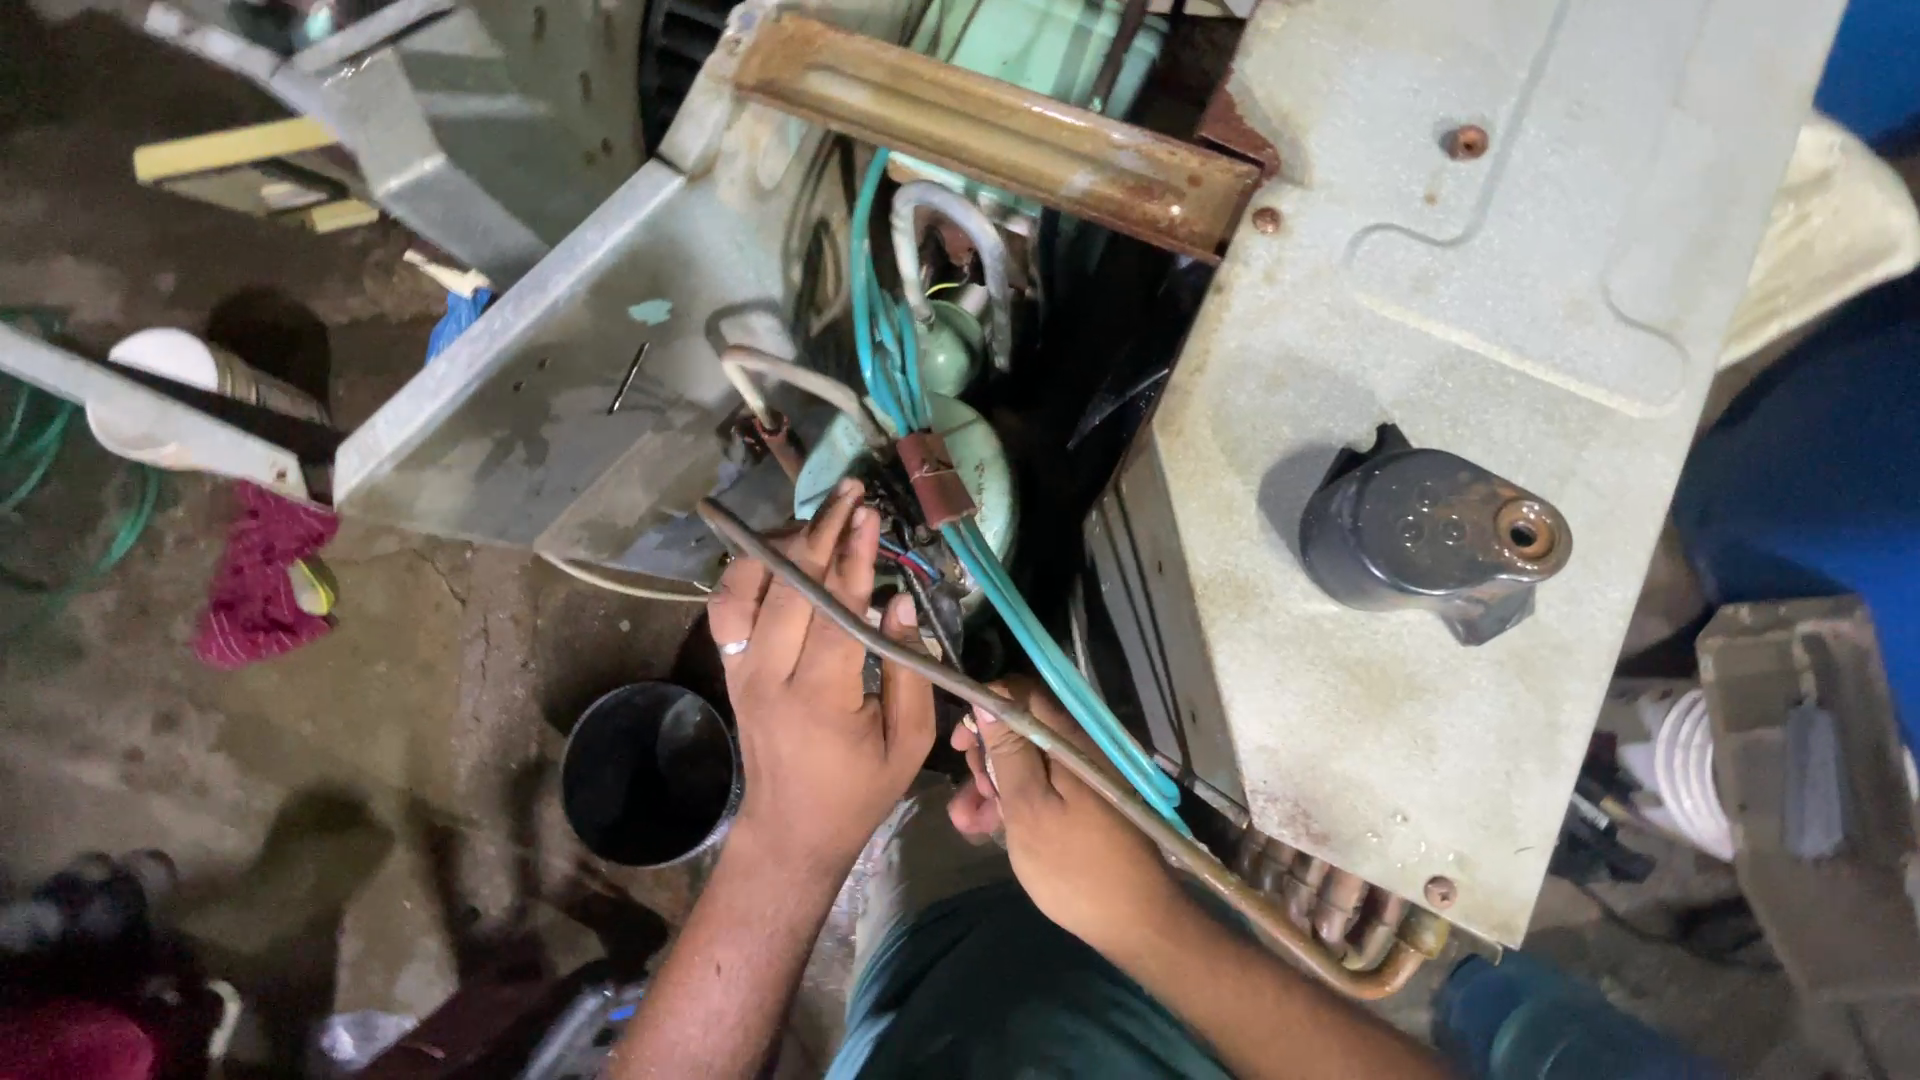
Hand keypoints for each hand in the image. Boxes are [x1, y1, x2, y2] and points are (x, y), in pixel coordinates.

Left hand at [707, 479, 936, 877]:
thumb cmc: (858, 791)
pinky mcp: (731, 670)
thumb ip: (906, 668)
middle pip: (790, 588)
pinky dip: (748, 572)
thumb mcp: (908, 741)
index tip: (869, 516)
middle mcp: (769, 676)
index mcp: (819, 698)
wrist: (791, 831)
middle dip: (821, 533)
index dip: (854, 559)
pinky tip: (779, 552)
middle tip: (850, 494)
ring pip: (745, 589)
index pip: (835, 612)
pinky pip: (727, 608)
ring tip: (815, 518)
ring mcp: (741, 671)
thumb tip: (898, 601)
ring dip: (778, 545)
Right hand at [947, 678, 1184, 952]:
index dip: (985, 708)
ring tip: (967, 823)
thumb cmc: (1075, 866)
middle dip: (986, 755)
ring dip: (993, 785)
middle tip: (971, 791)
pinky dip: (1014, 802)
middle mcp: (1078, 747)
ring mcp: (1082, 776)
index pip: (1022, 693)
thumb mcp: (1028, 808)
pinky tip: (988, 828)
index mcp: (1069, 739)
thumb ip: (1008, 751)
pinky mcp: (1084, 802)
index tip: (961, 742)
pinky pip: (1042, 786)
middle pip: (1022, 727)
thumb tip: (988, 698)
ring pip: (1026, 761)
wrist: (1136, 923)